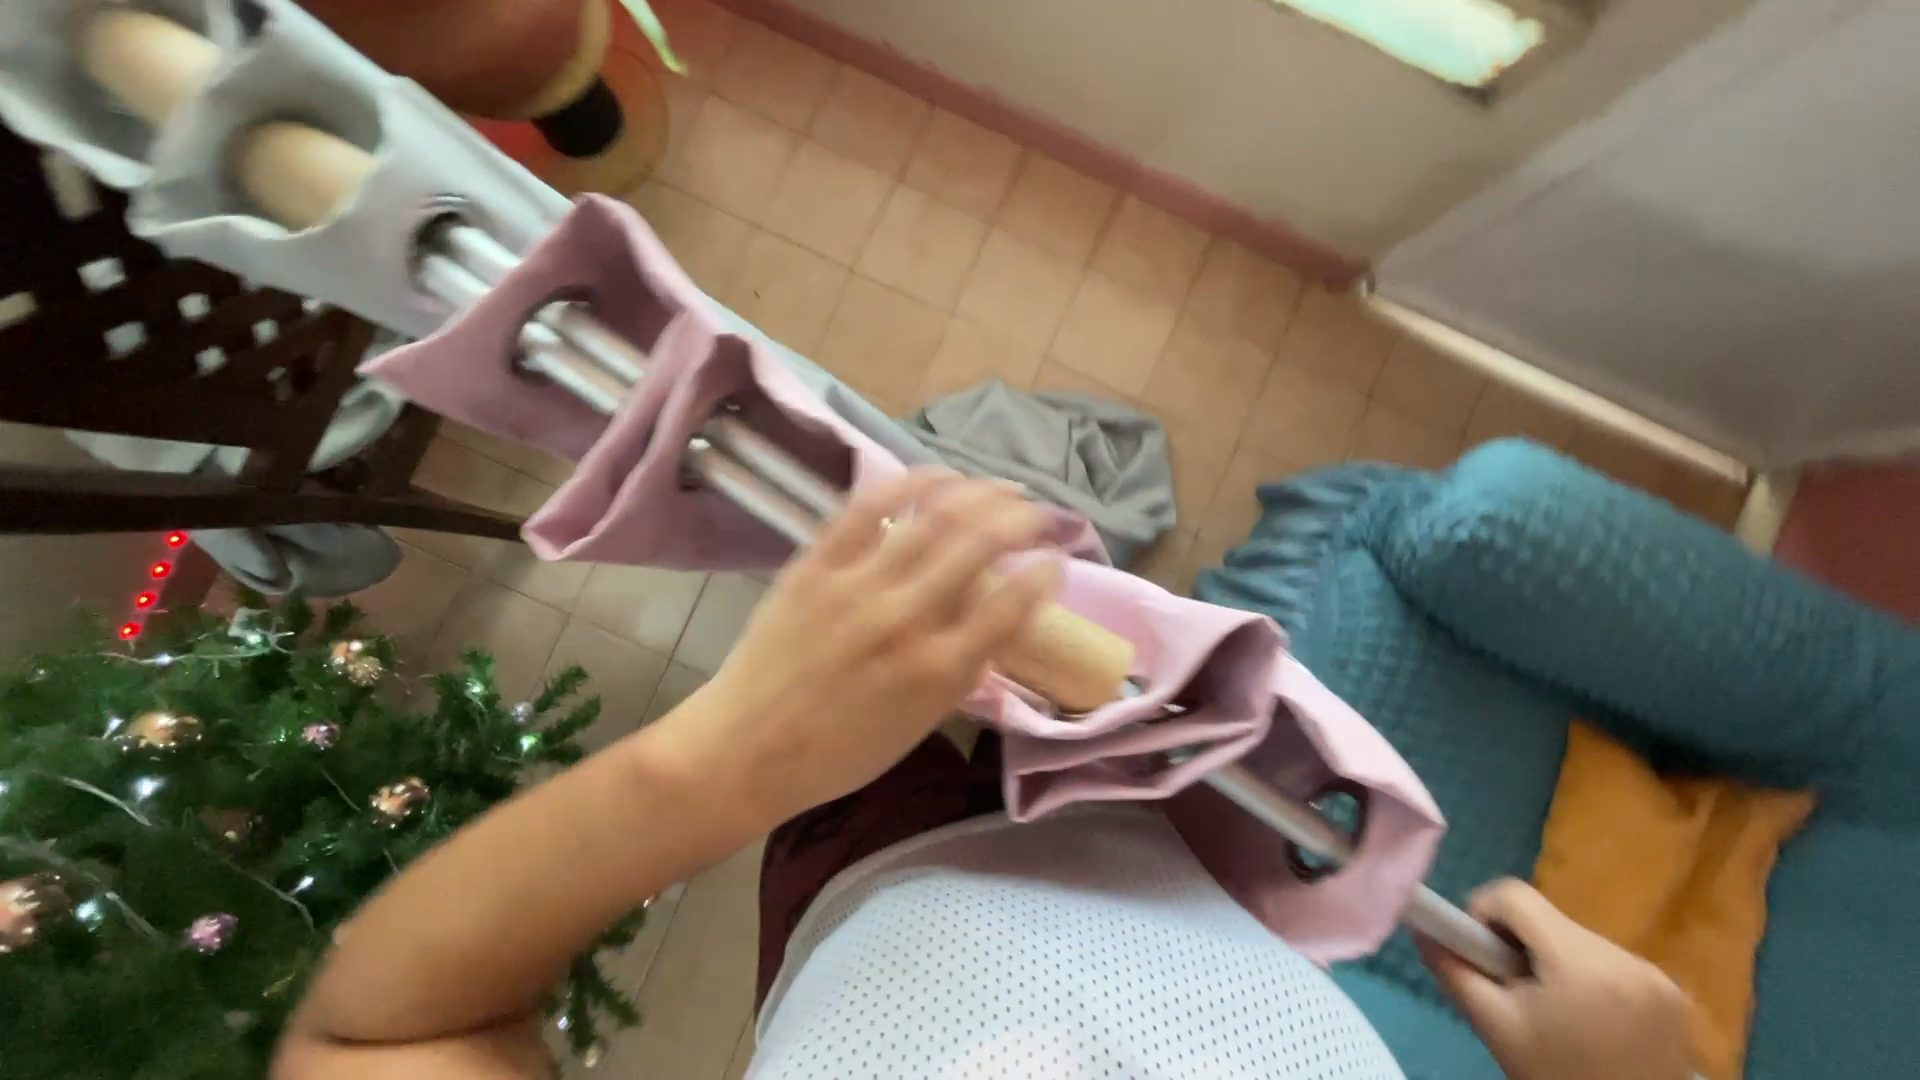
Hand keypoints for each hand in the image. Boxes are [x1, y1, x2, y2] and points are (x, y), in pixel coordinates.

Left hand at [649, 470, 1061, 830]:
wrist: (745, 749)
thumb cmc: (839, 753)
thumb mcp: (919, 725)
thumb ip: (961, 671)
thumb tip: (992, 622)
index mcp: (938, 671)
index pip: (1012, 606)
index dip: (1045, 573)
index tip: (1055, 559)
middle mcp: (905, 620)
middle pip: (980, 547)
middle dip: (1023, 520)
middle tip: (1038, 513)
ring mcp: (857, 585)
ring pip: (933, 518)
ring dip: (980, 494)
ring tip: (1002, 487)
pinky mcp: (816, 564)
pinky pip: (867, 509)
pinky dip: (909, 483)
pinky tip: (939, 474)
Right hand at [1418, 879, 1694, 1079]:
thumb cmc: (1556, 1076)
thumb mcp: (1494, 1026)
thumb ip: (1452, 969)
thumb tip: (1419, 927)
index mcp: (1582, 963)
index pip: (1513, 894)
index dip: (1482, 912)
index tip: (1480, 953)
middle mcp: (1625, 957)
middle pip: (1545, 917)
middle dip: (1517, 942)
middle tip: (1510, 988)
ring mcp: (1656, 975)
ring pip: (1572, 935)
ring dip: (1550, 957)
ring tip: (1548, 1007)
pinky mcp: (1671, 991)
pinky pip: (1605, 958)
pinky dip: (1582, 973)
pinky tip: (1584, 1016)